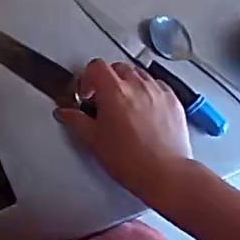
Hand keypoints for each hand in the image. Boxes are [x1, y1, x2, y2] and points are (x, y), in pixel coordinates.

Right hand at [55, 59, 195, 201]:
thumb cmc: (131, 160)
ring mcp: (157, 92)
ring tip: (124, 103)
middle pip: (117, 67)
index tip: (87, 94)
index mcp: (114, 92)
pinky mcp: (173, 101)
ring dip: (128, 83)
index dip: (87, 78)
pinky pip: (158, 84)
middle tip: (103, 98)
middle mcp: (137, 86)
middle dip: (107, 79)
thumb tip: (65, 113)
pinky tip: (144, 108)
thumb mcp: (94, 141)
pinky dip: (148, 90)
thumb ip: (76, 121)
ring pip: (139, 73)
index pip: (96, 66)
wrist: (164, 174)